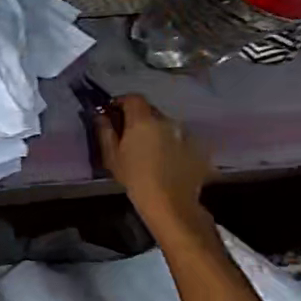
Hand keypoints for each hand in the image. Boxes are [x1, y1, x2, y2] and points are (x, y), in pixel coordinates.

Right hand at [94, 94, 212, 231]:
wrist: (171, 202)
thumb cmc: (134, 177)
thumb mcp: (111, 155)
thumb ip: (105, 131)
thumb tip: (101, 115)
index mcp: (143, 121)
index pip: (133, 98)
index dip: (121, 102)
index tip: (112, 112)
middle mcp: (168, 122)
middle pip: (151, 111)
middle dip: (138, 118)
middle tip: (128, 135)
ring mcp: (186, 134)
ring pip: (166, 125)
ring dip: (156, 132)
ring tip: (148, 150)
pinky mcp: (198, 148)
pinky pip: (180, 139)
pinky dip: (171, 144)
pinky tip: (166, 160)